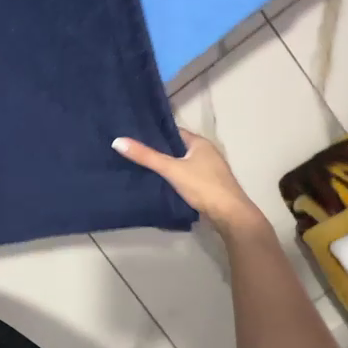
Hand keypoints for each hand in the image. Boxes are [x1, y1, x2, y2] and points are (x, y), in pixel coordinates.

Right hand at [113, 128, 267, 234]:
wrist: (230, 215)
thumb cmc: (202, 186)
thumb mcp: (171, 169)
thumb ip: (146, 156)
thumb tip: (117, 141)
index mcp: (200, 143)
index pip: (173, 132)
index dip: (155, 134)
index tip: (134, 137)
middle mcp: (206, 153)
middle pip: (177, 148)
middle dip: (158, 151)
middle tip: (133, 153)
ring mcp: (209, 170)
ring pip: (181, 164)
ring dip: (166, 166)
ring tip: (141, 167)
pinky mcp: (208, 186)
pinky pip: (185, 176)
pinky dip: (173, 178)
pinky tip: (159, 183)